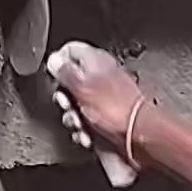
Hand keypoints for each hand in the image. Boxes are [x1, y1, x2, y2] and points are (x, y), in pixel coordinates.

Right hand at [44, 40, 146, 155]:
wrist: (138, 139)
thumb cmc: (118, 110)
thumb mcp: (83, 87)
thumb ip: (65, 72)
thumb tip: (53, 60)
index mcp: (96, 63)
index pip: (70, 51)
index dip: (59, 63)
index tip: (56, 79)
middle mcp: (99, 79)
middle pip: (68, 83)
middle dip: (64, 98)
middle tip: (68, 105)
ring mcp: (101, 101)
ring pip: (73, 106)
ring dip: (72, 118)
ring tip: (81, 124)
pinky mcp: (103, 120)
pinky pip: (82, 123)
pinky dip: (82, 131)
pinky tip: (88, 135)